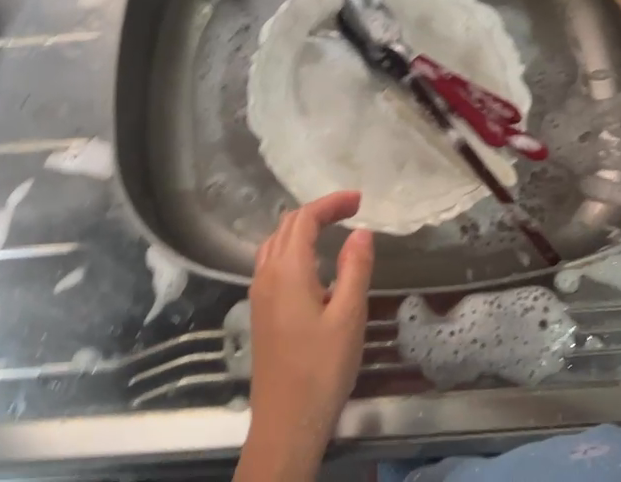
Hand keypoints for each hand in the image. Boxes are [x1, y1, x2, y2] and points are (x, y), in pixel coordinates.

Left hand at [237, 192, 374, 480]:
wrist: (285, 421)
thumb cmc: (321, 369)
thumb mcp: (349, 316)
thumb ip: (355, 269)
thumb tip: (361, 232)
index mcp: (287, 269)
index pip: (305, 219)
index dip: (331, 203)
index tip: (359, 199)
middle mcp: (266, 274)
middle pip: (287, 227)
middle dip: (318, 212)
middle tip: (351, 211)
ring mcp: (259, 294)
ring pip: (275, 245)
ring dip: (302, 230)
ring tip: (332, 231)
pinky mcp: (260, 312)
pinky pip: (272, 264)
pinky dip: (292, 250)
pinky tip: (312, 268)